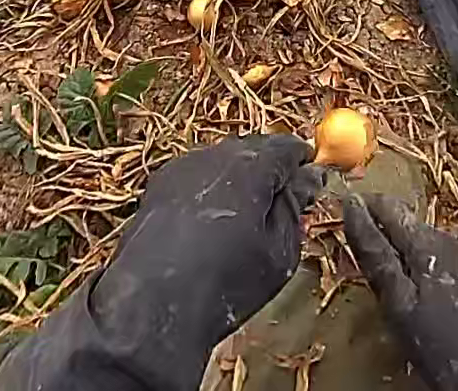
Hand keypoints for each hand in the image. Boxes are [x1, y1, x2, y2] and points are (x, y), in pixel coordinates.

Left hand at [96, 134, 325, 348]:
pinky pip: (200, 173)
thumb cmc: (224, 281)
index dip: (302, 164)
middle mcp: (220, 152)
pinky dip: (211, 188)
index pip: (289, 147)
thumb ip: (296, 205)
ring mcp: (187, 163)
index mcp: (254, 164)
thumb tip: (309, 178)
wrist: (149, 309)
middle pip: (257, 148)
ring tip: (242, 217)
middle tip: (278, 204)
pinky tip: (208, 222)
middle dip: (272, 169)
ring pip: (227, 159)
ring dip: (240, 178)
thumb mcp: (280, 251)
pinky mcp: (162, 180)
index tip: (307, 186)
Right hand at [342, 193, 457, 390]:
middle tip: (346, 244)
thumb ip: (375, 252)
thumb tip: (351, 204)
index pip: (385, 205)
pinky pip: (425, 254)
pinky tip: (400, 283)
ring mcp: (455, 255)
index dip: (359, 206)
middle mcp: (441, 236)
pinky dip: (406, 260)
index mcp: (424, 237)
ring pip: (412, 236)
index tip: (335, 214)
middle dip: (373, 224)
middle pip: (400, 218)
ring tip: (367, 263)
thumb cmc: (439, 340)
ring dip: (389, 243)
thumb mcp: (398, 299)